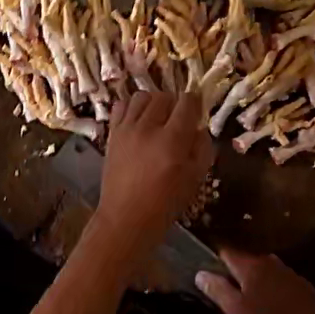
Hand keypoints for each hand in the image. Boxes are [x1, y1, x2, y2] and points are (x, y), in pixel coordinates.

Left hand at [96, 91, 212, 243]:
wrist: (126, 216)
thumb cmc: (166, 203)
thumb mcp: (196, 178)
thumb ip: (202, 148)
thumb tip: (199, 127)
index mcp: (173, 140)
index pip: (187, 103)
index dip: (196, 102)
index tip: (197, 109)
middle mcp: (148, 128)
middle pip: (164, 96)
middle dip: (175, 104)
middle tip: (177, 120)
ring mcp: (126, 129)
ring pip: (141, 97)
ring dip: (153, 103)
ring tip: (157, 119)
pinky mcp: (112, 133)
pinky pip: (120, 106)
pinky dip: (131, 108)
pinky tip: (137, 122)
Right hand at [195, 250, 314, 313]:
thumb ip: (218, 291)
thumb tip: (201, 273)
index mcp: (250, 265)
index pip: (224, 251)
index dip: (212, 260)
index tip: (205, 272)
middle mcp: (269, 261)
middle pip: (243, 260)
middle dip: (232, 272)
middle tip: (224, 292)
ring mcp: (288, 272)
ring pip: (261, 271)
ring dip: (252, 282)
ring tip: (246, 300)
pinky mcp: (302, 286)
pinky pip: (276, 280)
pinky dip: (269, 288)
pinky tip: (269, 306)